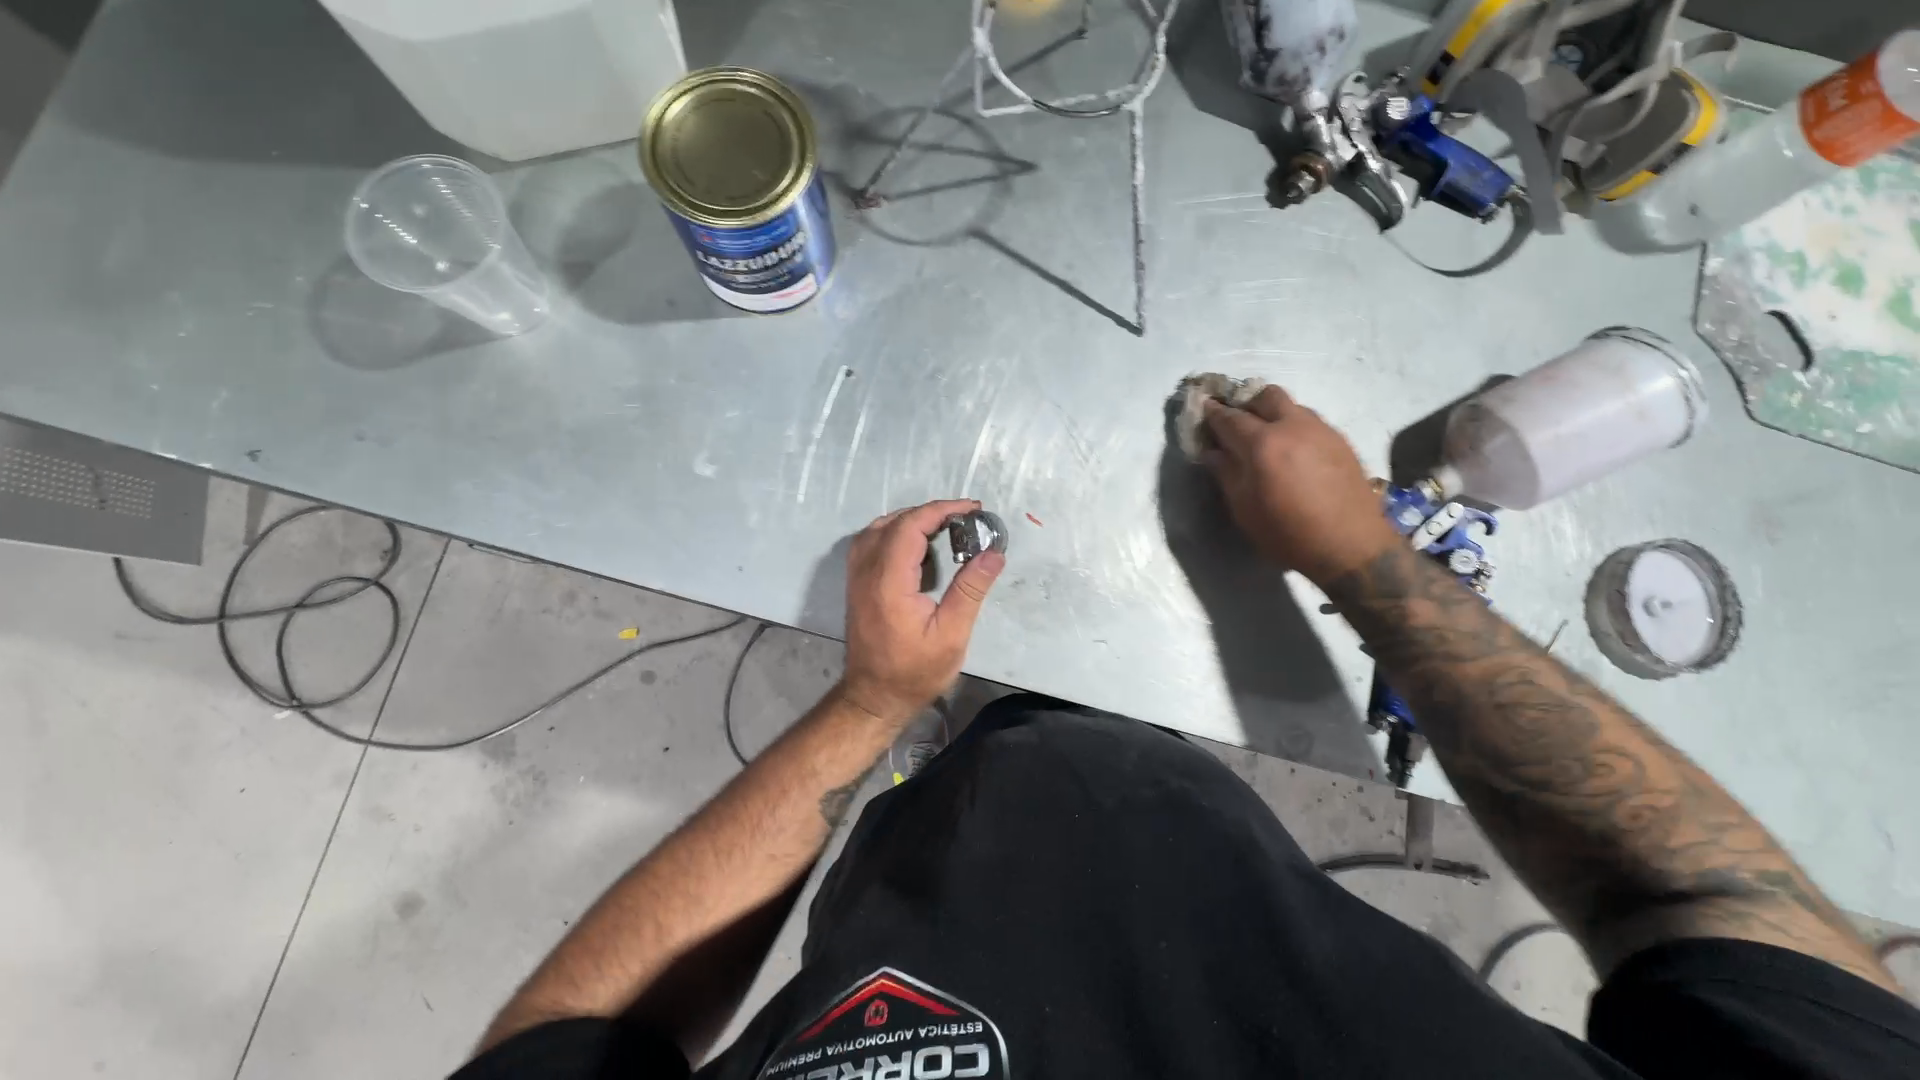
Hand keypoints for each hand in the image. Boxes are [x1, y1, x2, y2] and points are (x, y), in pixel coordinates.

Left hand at [839, 499, 1004, 724]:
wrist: (874, 698)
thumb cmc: (914, 672)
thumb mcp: (951, 635)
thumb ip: (970, 590)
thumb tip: (993, 553)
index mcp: (889, 581)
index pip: (911, 526)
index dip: (941, 510)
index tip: (972, 508)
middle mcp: (866, 572)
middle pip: (894, 522)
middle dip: (930, 512)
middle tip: (965, 519)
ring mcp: (856, 578)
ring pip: (878, 529)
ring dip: (910, 520)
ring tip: (943, 526)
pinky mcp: (855, 586)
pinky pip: (869, 543)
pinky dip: (893, 533)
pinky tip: (915, 545)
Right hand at [1202, 386, 1398, 586]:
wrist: (1350, 545)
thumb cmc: (1288, 533)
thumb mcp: (1245, 510)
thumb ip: (1226, 474)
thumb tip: (1213, 452)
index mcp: (1262, 443)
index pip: (1230, 418)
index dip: (1213, 413)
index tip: (1203, 410)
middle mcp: (1292, 426)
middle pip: (1266, 395)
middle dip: (1247, 403)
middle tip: (1237, 424)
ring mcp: (1321, 430)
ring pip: (1292, 406)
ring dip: (1274, 414)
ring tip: (1268, 438)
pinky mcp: (1341, 441)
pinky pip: (1311, 422)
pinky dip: (1295, 428)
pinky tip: (1294, 453)